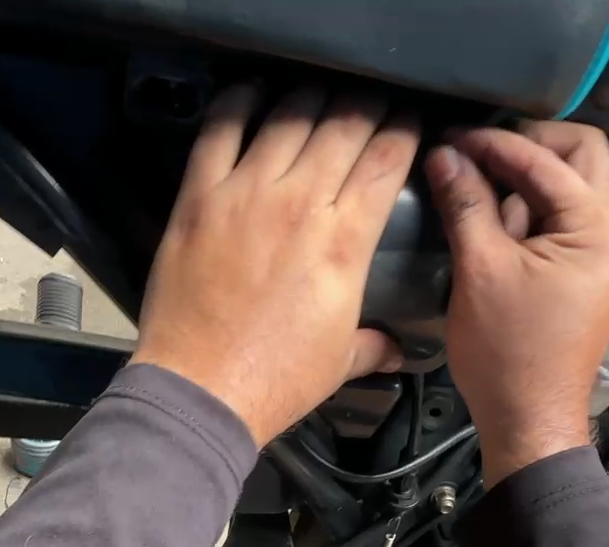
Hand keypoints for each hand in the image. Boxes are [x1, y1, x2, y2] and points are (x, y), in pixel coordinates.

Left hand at [133, 86, 420, 446]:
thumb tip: (398, 352)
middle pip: (346, 122)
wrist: (203, 391)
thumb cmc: (276, 382)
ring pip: (291, 113)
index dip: (405, 130)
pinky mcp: (200, 197)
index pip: (388, 158)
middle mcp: (302, 202)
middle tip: (369, 103)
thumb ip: (374, 345)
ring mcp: (247, 193)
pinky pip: (222, 126)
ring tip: (321, 95)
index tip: (408, 122)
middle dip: (367, 103)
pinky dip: (241, 101)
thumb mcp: (339, 362)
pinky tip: (255, 93)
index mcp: (345, 242)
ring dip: (313, 96)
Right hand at [423, 122, 608, 487]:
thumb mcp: (480, 272)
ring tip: (476, 199)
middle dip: (525, 149)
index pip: (545, 157)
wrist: (528, 419)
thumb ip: (466, 205)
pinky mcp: (586, 276)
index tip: (450, 139)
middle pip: (577, 157)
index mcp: (598, 224)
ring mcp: (604, 254)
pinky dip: (529, 217)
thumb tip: (445, 155)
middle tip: (475, 157)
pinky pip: (561, 225)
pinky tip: (493, 229)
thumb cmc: (507, 353)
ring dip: (524, 185)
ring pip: (568, 191)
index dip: (493, 143)